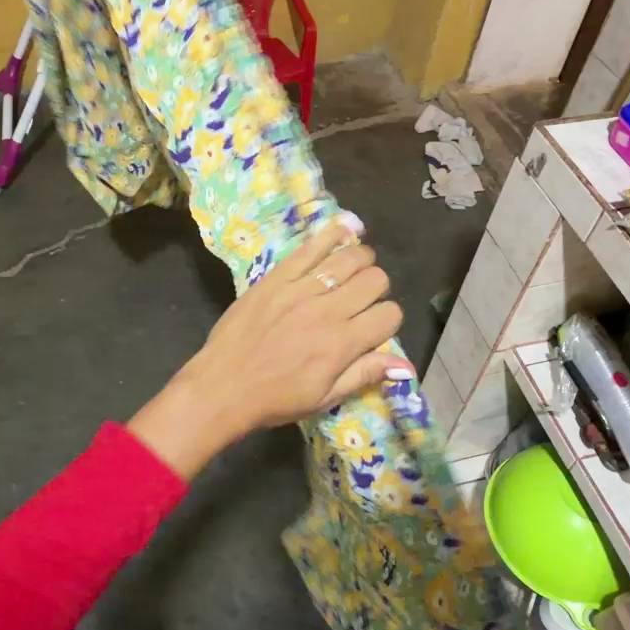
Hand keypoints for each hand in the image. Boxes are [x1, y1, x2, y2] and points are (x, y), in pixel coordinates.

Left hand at [128, 218, 407, 477]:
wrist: (222, 386)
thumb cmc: (275, 399)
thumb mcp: (324, 397)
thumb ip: (365, 374)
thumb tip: (407, 365)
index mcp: (342, 344)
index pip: (390, 315)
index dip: (389, 320)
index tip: (375, 326)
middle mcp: (327, 311)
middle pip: (375, 280)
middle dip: (377, 288)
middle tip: (362, 298)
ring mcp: (300, 290)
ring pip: (349, 258)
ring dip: (361, 260)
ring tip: (355, 266)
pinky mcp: (277, 277)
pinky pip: (310, 248)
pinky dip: (332, 235)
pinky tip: (344, 230)